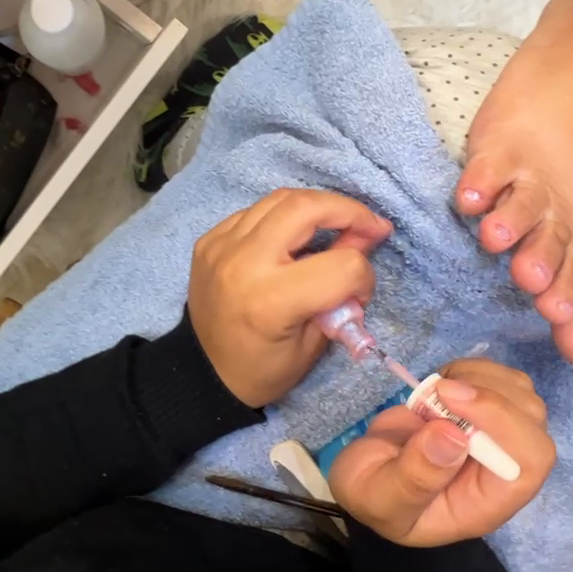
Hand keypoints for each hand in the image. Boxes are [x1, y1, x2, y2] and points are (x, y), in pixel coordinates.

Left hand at [189, 189, 393, 407]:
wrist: (202, 372)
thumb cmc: (262, 368)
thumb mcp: (313, 342)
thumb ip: (339, 291)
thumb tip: (361, 242)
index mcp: (271, 300)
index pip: (340, 267)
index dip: (363, 277)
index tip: (360, 292)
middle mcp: (243, 262)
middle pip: (306, 207)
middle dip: (348, 210)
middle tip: (370, 225)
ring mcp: (222, 245)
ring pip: (280, 199)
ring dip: (317, 207)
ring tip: (337, 224)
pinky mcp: (209, 239)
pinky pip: (255, 212)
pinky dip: (283, 218)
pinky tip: (293, 237)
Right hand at [329, 358, 554, 545]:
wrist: (365, 475)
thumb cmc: (374, 494)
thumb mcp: (379, 497)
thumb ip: (413, 477)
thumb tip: (452, 434)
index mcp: (487, 500)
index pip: (530, 460)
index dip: (502, 421)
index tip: (448, 398)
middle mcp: (503, 468)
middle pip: (533, 421)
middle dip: (488, 394)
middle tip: (437, 391)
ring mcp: (497, 437)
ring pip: (521, 394)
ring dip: (479, 379)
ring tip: (436, 391)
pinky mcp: (484, 411)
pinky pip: (502, 379)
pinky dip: (473, 370)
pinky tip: (442, 385)